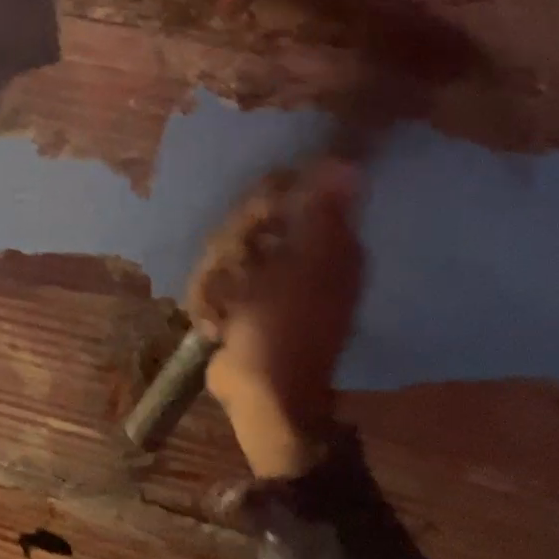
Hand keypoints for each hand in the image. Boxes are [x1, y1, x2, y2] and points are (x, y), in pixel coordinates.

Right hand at [186, 161, 365, 477]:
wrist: (262, 395)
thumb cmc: (284, 329)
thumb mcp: (303, 266)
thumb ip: (319, 213)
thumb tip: (348, 162)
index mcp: (323, 243)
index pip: (280, 193)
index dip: (258, 209)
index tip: (252, 232)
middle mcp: (297, 254)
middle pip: (246, 221)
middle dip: (231, 249)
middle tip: (237, 276)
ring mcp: (265, 279)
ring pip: (223, 249)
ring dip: (216, 278)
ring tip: (224, 309)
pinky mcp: (239, 299)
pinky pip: (214, 277)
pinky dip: (210, 298)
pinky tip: (216, 321)